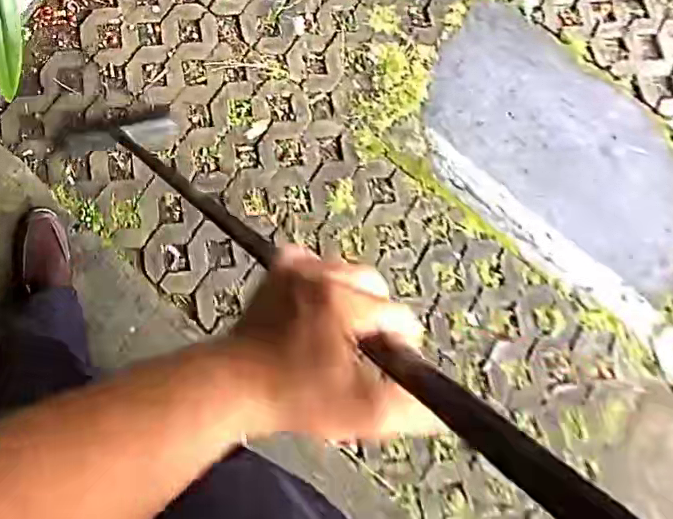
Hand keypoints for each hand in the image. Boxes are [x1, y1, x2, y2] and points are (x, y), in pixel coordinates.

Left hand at [214, 247, 439, 442]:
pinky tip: (318, 304)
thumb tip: (433, 403)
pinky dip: (319, 277)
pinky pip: (308, 260)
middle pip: (372, 282)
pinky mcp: (276, 272)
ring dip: (350, 295)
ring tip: (343, 330)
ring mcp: (293, 269)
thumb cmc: (293, 394)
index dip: (403, 342)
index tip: (394, 362)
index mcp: (342, 302)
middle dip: (379, 313)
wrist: (239, 382)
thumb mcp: (363, 412)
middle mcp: (318, 275)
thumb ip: (409, 407)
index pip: (397, 313)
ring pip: (342, 269)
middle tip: (370, 346)